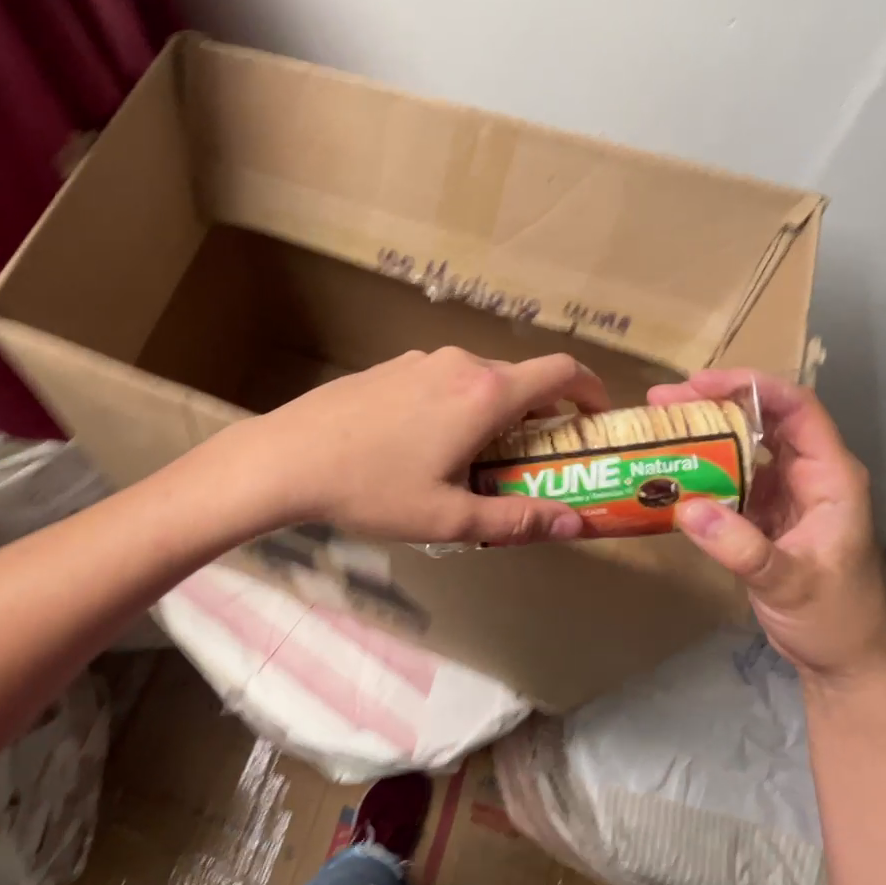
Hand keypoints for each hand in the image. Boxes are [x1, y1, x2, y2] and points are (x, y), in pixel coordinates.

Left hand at [218, 347, 609, 543]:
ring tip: (476, 460)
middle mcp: (458, 364)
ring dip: (493, 411)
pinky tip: (425, 446)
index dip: (591, 390)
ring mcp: (419, 360)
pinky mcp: (387, 367)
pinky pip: (440, 381)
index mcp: (485, 393)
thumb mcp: (449, 518)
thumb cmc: (373, 489)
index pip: (561, 372)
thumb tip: (574, 524)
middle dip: (539, 414)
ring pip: (476, 381)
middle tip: (534, 459)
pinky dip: (456, 405)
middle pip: (519, 379)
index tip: (597, 417)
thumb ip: (516, 520)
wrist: (288, 458)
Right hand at [649, 371, 885, 687]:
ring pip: (745, 447)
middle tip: (660, 402)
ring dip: (704, 434)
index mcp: (831, 477)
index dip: (749, 387)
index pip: (796, 409)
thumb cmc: (832, 618)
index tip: (697, 384)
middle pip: (765, 419)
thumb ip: (740, 547)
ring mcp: (787, 495)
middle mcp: (810, 475)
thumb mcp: (788, 582)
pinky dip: (701, 469)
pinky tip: (668, 471)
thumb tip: (686, 508)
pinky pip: (731, 478)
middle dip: (714, 404)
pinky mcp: (765, 516)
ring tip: (657, 428)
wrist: (844, 662)